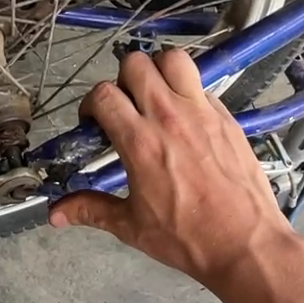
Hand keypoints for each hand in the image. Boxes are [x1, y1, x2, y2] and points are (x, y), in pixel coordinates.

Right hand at [49, 50, 298, 288]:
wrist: (247, 244)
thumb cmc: (188, 238)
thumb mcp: (133, 227)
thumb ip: (91, 210)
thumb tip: (56, 214)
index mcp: (140, 141)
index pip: (103, 95)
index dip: (91, 104)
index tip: (95, 122)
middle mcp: (168, 116)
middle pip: (135, 64)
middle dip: (122, 79)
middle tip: (126, 106)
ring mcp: (201, 111)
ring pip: (173, 58)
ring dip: (159, 70)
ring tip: (157, 96)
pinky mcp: (225, 115)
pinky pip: (201, 84)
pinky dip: (187, 90)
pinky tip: (186, 117)